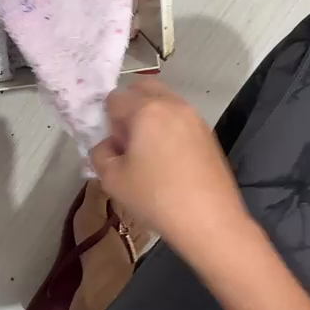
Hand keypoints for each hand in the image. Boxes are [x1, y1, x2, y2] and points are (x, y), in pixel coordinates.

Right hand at [90, 78, 254, 259]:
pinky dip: (167, 128)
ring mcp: (194, 117)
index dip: (107, 120)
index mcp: (146, 110)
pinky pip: (179, 119)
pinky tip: (168, 162)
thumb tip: (109, 146)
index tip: (113, 146)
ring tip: (148, 154)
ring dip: (149, 117)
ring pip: (164, 102)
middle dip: (129, 108)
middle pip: (142, 88)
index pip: (114, 98)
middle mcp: (172, 105)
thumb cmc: (155, 198)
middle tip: (127, 141)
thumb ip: (100, 154)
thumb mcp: (112, 180)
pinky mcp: (208, 134)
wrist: (209, 221)